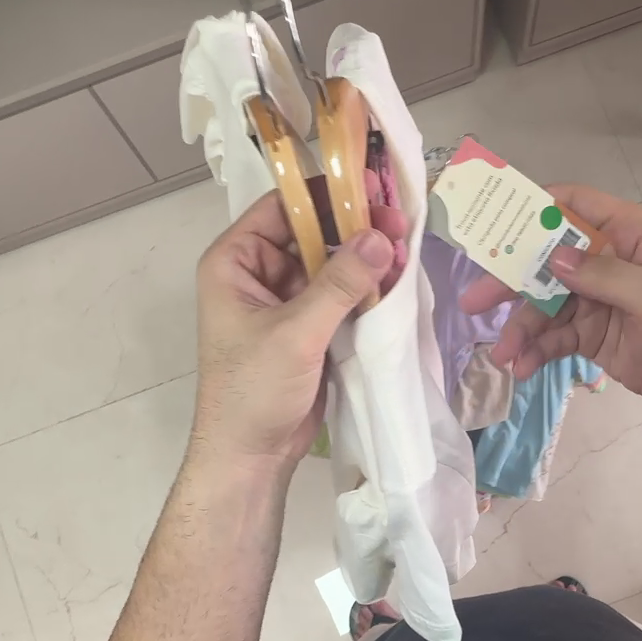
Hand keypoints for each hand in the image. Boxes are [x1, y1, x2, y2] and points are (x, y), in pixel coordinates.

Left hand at [190, 184, 407, 473]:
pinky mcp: (309, 330)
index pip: (282, 207)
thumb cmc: (254, 390)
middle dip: (354, 229)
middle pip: (312, 235)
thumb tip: (381, 237)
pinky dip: (365, 291)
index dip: (325, 194)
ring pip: (331, 267)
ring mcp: (287, 304)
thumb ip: (339, 284)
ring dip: (364, 260)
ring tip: (405, 249)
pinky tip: (396, 280)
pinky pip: (340, 299)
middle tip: (399, 221)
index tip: (370, 185)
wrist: (251, 455)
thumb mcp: (295, 333)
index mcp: (236, 261)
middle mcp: (259, 274)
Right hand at [458, 185, 641, 418]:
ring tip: (503, 356)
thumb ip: (607, 276)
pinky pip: (555, 338)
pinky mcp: (591, 335)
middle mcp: (611, 262)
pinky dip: (537, 351)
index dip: (535, 210)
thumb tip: (554, 257)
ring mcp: (598, 300)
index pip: (578, 207)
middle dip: (511, 282)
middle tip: (473, 303)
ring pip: (546, 305)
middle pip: (549, 262)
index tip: (495, 222)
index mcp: (634, 236)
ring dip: (521, 329)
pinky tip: (523, 368)